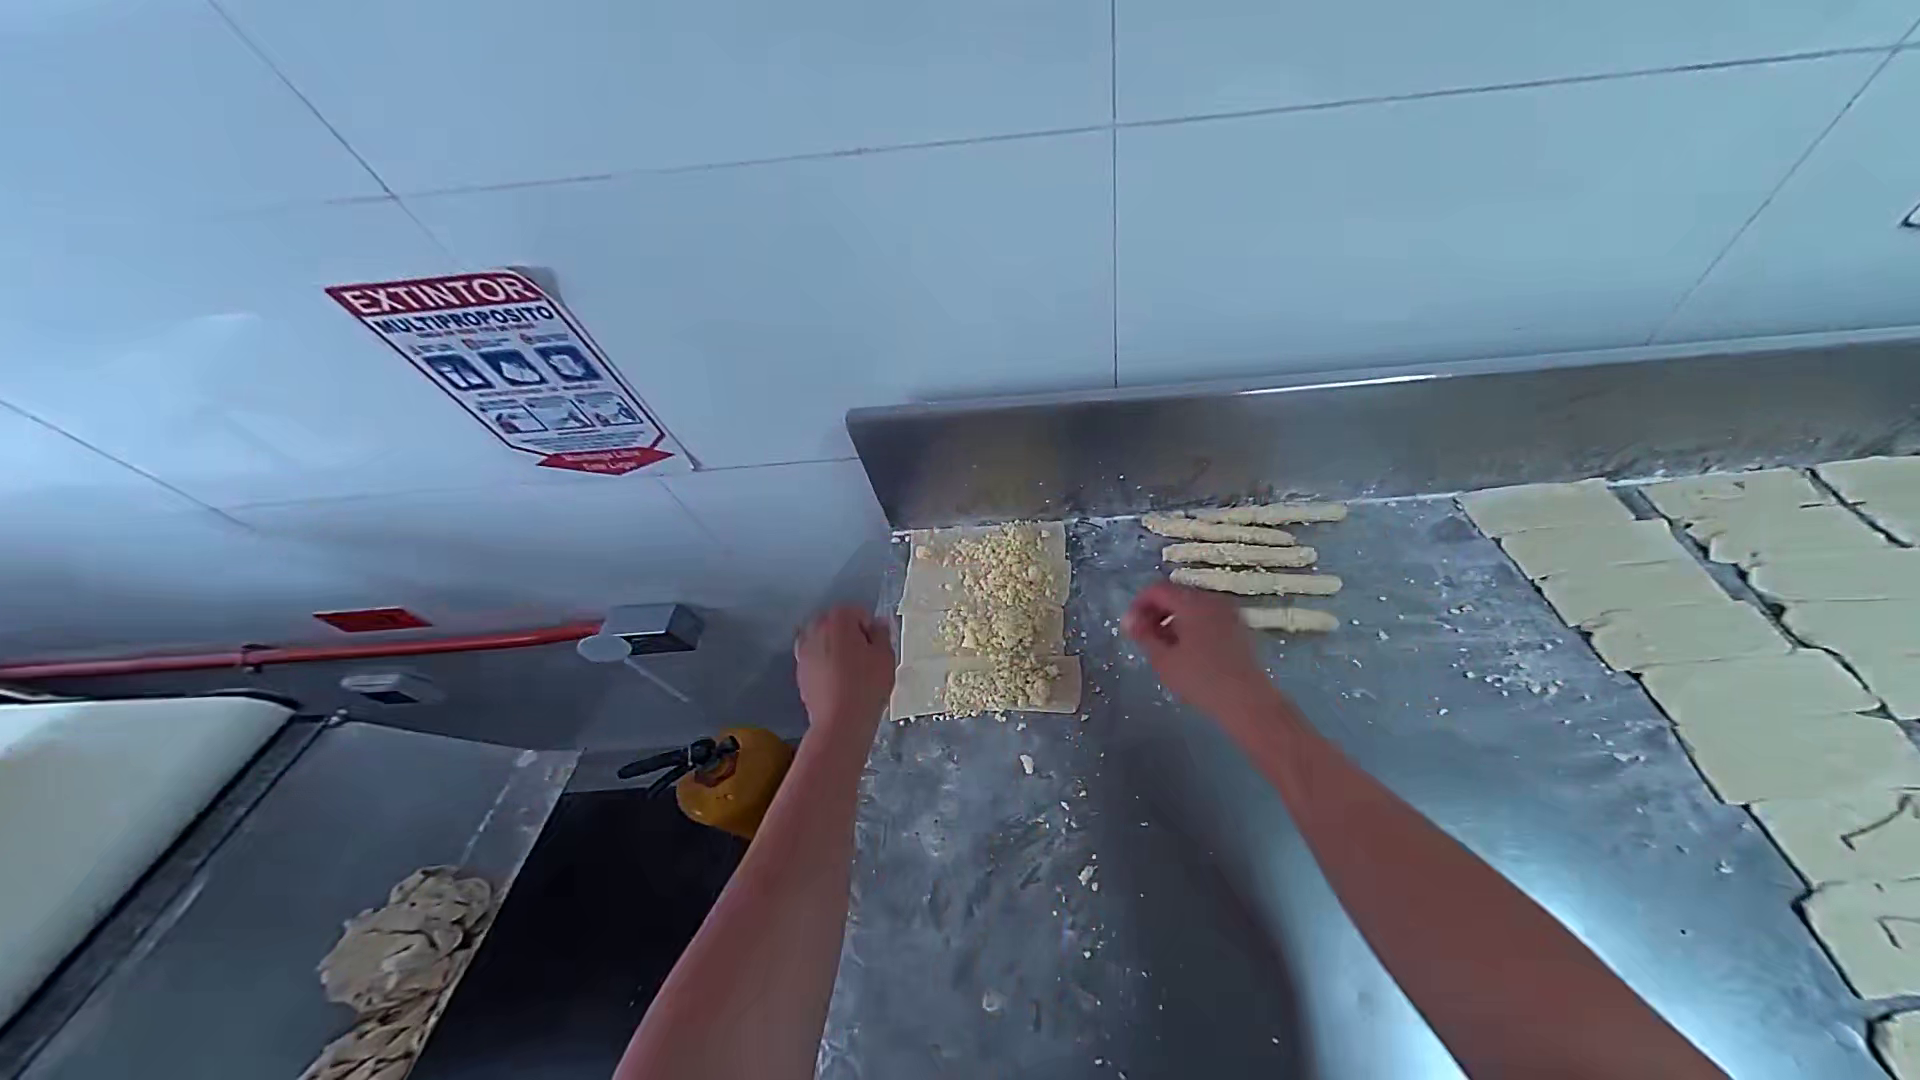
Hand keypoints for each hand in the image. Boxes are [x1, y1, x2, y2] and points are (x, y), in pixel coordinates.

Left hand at [794, 607, 895, 732]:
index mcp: (838, 619)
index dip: (871, 629)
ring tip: (850, 669)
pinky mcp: (799, 670)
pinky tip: (837, 681)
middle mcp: (816, 629)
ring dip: (835, 647)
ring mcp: (804, 650)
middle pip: (836, 623)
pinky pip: (815, 658)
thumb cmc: (867, 685)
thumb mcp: (885, 656)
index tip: (877, 649)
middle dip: (850, 634)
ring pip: (823, 639)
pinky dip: (825, 662)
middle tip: (865, 656)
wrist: (840, 722)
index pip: (859, 613)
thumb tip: (877, 624)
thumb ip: (881, 633)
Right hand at [1122, 583, 1283, 721]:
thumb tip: (1129, 621)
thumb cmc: (1200, 679)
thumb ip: (1143, 635)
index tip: (1130, 626)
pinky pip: (1208, 617)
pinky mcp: (1239, 628)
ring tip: (1164, 646)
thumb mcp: (1163, 659)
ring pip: (1192, 606)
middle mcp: (1212, 600)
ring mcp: (1229, 613)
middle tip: (1144, 636)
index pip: (1158, 589)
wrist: (1248, 702)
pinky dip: (1191, 626)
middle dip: (1155, 612)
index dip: (1138, 604)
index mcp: (1192, 602)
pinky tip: (1187, 651)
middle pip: (1176, 594)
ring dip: (1172, 620)